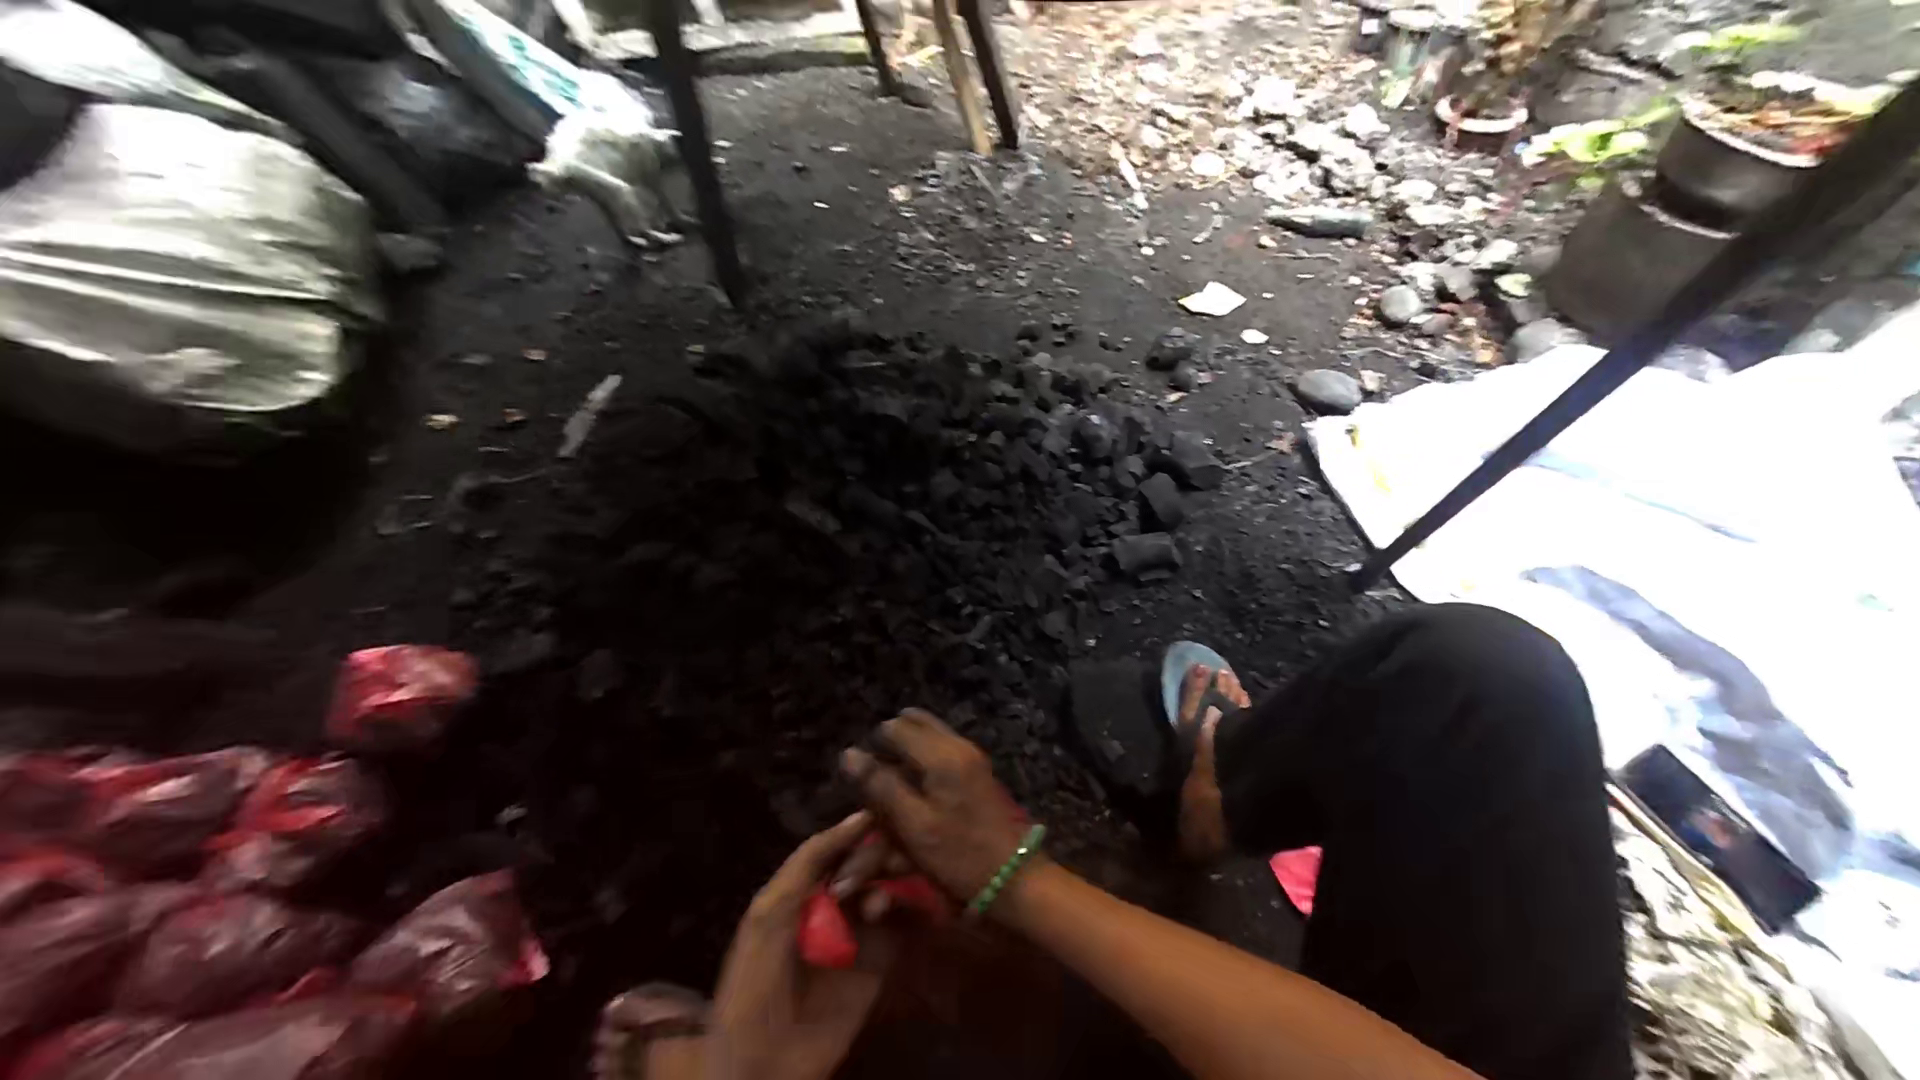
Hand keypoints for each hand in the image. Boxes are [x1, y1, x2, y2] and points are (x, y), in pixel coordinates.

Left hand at [708, 813, 894, 1079]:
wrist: (761, 1065)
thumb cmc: (755, 981)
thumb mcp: (771, 911)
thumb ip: (811, 859)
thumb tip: (862, 816)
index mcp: (809, 883)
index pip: (845, 841)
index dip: (859, 834)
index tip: (876, 828)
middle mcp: (840, 899)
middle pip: (873, 858)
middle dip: (875, 860)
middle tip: (865, 885)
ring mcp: (864, 929)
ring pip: (894, 885)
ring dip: (895, 884)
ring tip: (877, 908)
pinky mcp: (885, 960)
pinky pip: (908, 924)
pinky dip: (916, 910)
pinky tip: (912, 913)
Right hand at [841, 709, 1033, 902]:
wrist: (1015, 880)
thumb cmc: (960, 856)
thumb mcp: (913, 825)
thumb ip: (880, 786)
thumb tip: (849, 753)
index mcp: (942, 754)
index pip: (895, 727)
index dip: (873, 746)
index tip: (860, 775)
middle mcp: (958, 746)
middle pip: (915, 724)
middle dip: (891, 743)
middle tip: (876, 776)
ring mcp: (971, 759)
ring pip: (929, 739)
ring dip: (907, 753)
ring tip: (892, 789)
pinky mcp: (977, 775)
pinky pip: (942, 754)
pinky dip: (924, 765)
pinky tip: (914, 796)